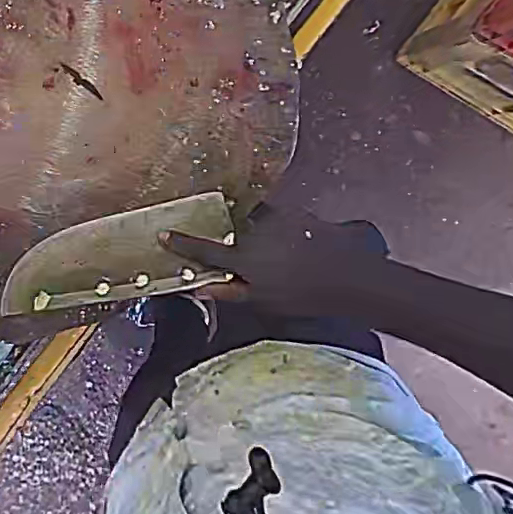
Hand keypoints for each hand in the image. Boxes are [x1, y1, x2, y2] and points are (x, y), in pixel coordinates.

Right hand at [162, 205, 394, 317]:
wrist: (348, 277)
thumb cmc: (303, 296)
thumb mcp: (263, 302)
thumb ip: (229, 293)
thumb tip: (199, 290)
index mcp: (242, 258)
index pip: (204, 250)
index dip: (182, 243)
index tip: (163, 234)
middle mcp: (251, 233)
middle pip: (230, 230)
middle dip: (233, 238)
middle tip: (247, 253)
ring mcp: (271, 218)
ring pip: (252, 221)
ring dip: (257, 232)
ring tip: (278, 252)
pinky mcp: (290, 210)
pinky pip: (273, 216)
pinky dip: (277, 227)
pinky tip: (292, 243)